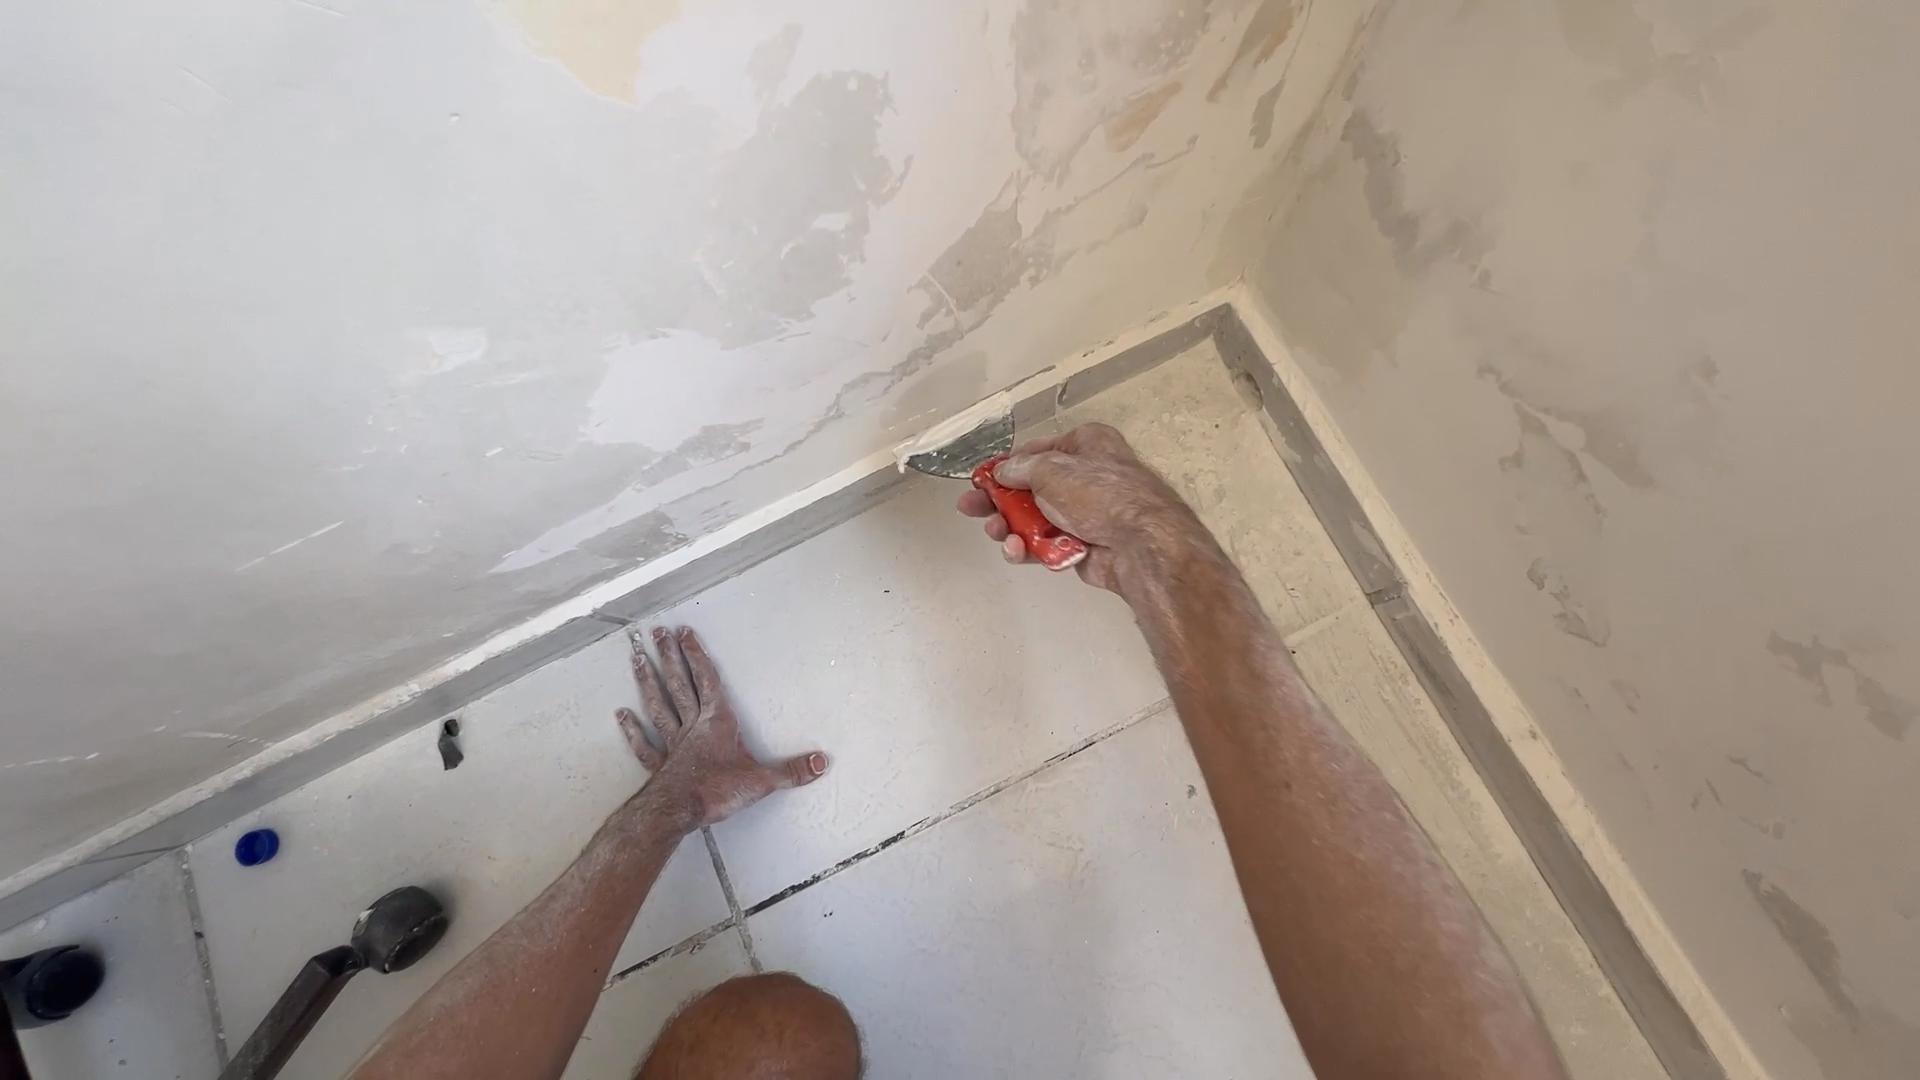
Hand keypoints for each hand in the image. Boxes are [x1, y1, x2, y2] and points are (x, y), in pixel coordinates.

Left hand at [616, 626, 826, 831]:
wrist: (676, 813)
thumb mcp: (762, 780)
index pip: (707, 680)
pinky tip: (622, 715)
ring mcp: (673, 744)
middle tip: (658, 634)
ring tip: (638, 659)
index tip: (684, 633)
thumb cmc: (716, 790)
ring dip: (648, 682)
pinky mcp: (660, 764)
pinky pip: (645, 743)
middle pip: (680, 684)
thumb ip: (792, 771)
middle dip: (670, 657)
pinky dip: (632, 729)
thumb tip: (822, 762)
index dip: (697, 655)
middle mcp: (692, 726)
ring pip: (659, 706)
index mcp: (717, 722)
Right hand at [956, 422, 1196, 592]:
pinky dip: (1029, 549)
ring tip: (996, 532)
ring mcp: (1085, 514)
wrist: (1139, 545)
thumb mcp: (1052, 470)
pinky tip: (1017, 551)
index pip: (1037, 451)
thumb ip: (1020, 469)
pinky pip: (1047, 546)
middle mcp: (1086, 477)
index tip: (982, 478)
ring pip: (1035, 520)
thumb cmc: (1099, 494)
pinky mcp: (1082, 546)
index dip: (1007, 464)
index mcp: (1086, 445)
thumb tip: (1001, 471)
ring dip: (1010, 527)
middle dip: (999, 501)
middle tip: (971, 509)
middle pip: (1031, 489)